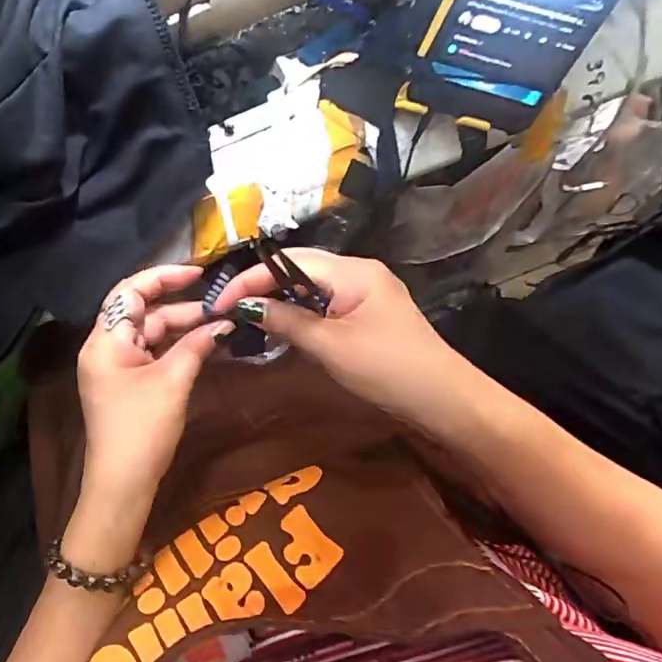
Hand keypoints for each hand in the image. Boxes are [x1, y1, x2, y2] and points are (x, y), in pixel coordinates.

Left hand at [76, 264, 232, 531]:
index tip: (197, 273)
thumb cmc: (142, 429)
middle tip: (221, 306)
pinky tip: (204, 344)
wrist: (122, 483)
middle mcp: (104, 349)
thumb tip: (222, 323)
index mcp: (104, 341)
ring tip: (220, 324)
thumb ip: (195, 345)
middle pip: (141, 312)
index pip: (129, 292)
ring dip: (181, 328)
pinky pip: (151, 355)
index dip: (162, 277)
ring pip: (149, 334)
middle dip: (180, 307)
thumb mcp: (172, 382)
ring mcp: (114, 368)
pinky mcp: (125, 385)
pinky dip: (175, 348)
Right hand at [209, 249, 490, 434]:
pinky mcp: (365, 313)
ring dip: (276, 299)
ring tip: (245, 317)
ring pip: (307, 285)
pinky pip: (321, 302)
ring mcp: (363, 292)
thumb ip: (285, 321)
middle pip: (296, 267)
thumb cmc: (386, 368)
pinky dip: (296, 311)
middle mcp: (357, 272)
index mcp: (352, 271)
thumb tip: (244, 306)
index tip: (219, 302)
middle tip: (227, 309)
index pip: (288, 262)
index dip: (249, 280)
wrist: (443, 399)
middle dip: (260, 285)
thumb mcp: (328, 345)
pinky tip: (279, 327)